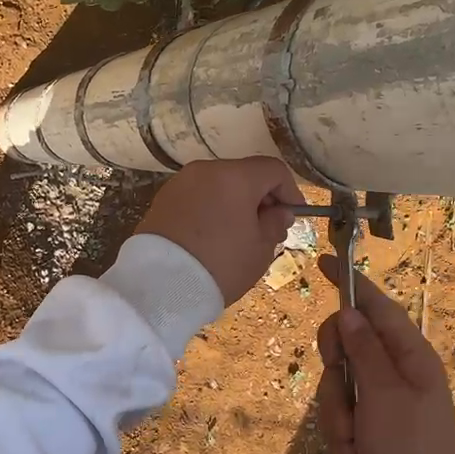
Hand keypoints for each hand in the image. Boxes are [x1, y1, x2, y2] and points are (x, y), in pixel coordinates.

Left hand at [132, 157, 301, 304]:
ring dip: (235, 202)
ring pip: (219, 184)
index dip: (290, 191)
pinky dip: (211, 208)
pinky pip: (197, 196)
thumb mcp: (260, 249)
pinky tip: (213, 236)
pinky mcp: (163, 198)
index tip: (293, 216)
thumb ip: (274, 223)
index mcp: (234, 176)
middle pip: (244, 174)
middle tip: (269, 229)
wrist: (160, 283)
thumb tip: (279, 212)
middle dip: (261, 197)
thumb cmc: (220, 264)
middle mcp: (205, 170)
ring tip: (240, 235)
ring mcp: (181, 182)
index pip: (273, 169)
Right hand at [315, 252, 454, 453]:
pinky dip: (339, 429)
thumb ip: (363, 348)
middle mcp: (396, 370)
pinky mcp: (369, 422)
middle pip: (348, 341)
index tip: (323, 263)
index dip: (351, 284)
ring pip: (338, 379)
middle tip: (339, 384)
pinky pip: (339, 408)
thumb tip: (348, 311)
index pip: (377, 306)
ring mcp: (382, 397)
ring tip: (351, 440)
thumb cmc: (407, 445)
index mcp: (411, 355)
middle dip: (335, 367)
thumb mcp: (383, 392)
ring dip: (336, 409)